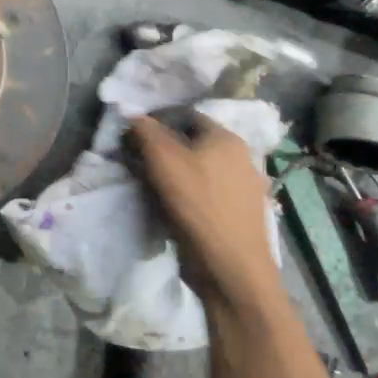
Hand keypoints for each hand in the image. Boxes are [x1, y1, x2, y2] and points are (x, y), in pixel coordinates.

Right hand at [127, 114, 279, 306]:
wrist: (230, 264)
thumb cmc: (196, 202)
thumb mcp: (160, 157)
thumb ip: (143, 128)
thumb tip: (131, 113)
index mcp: (228, 139)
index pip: (185, 115)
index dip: (155, 120)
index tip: (132, 135)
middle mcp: (243, 158)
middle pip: (191, 142)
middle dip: (162, 147)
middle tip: (136, 159)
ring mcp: (246, 187)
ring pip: (199, 167)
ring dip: (174, 171)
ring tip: (150, 182)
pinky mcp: (240, 212)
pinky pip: (207, 190)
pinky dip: (188, 191)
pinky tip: (172, 202)